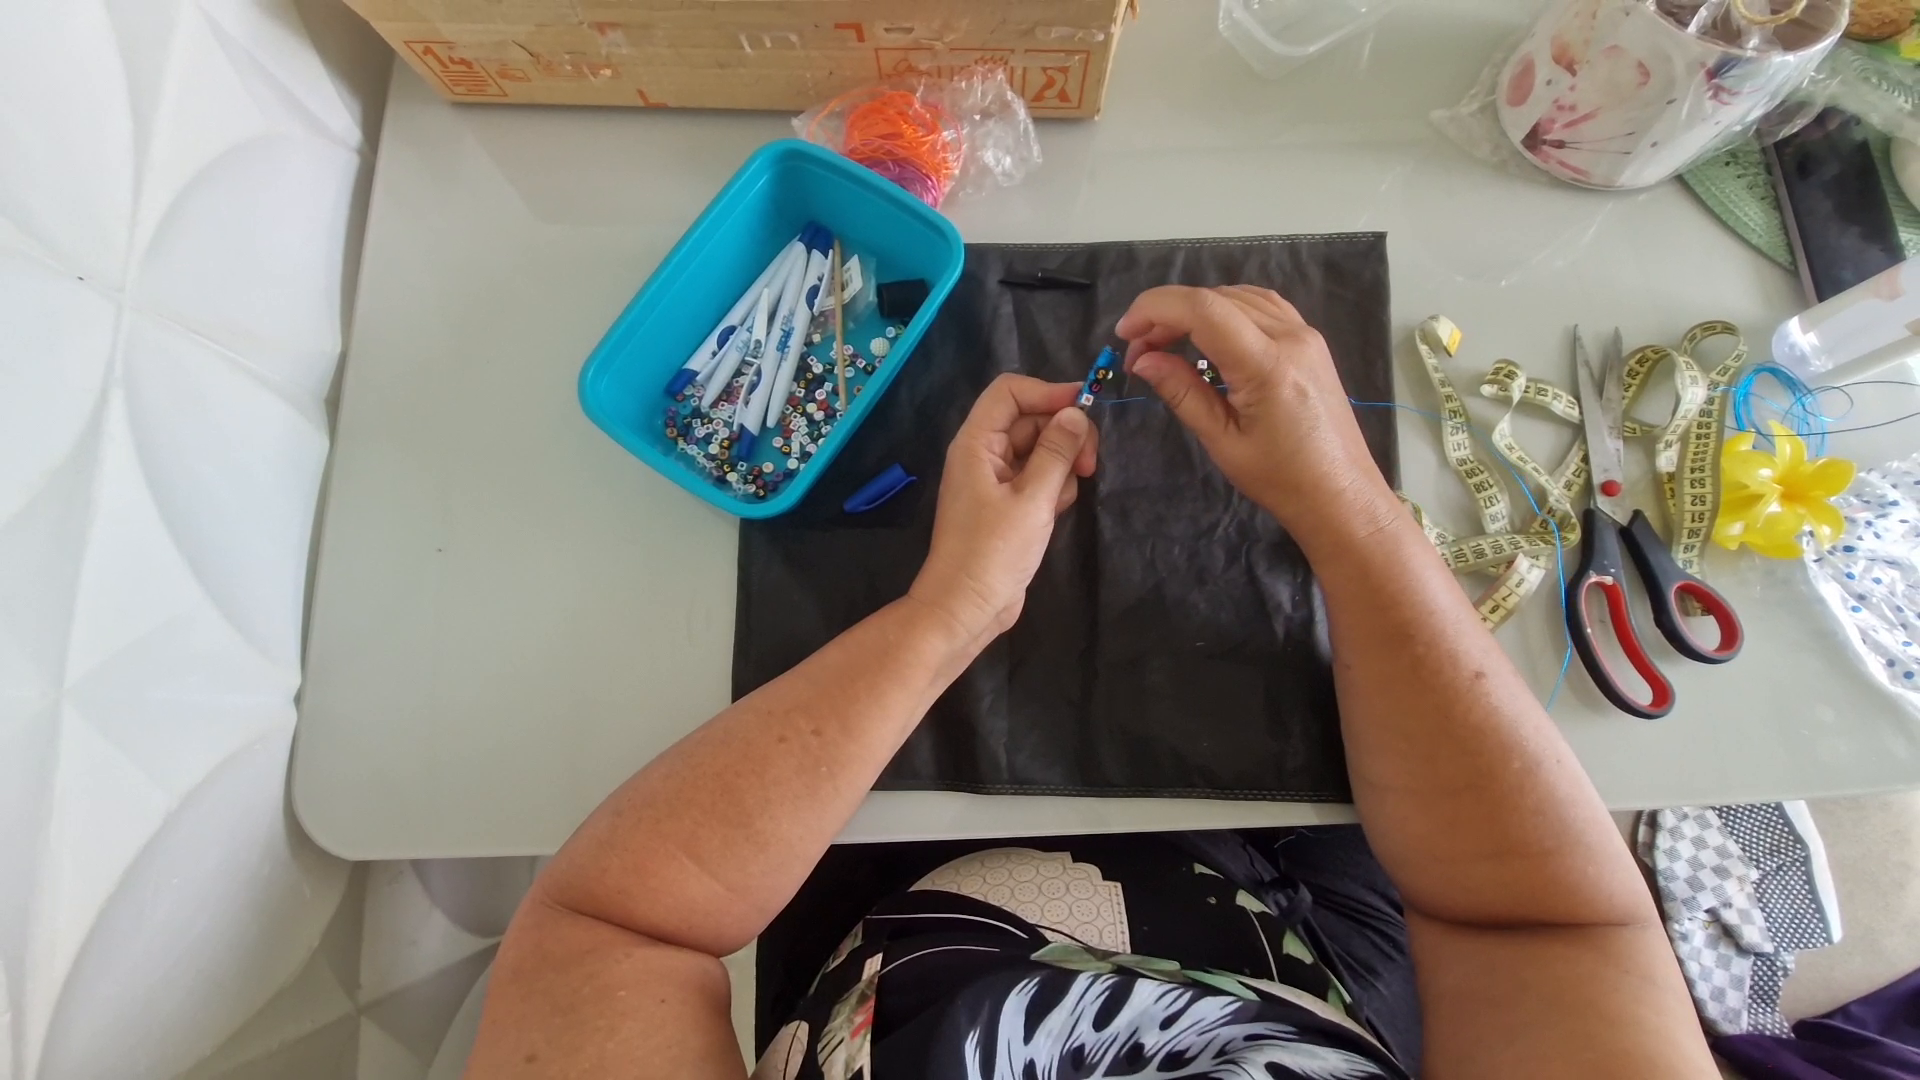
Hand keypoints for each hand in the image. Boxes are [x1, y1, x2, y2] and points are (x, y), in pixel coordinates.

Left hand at [909, 375, 1098, 639]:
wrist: (966, 607)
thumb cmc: (993, 552)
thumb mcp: (1033, 499)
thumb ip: (1056, 451)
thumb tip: (1075, 411)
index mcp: (976, 443)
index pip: (1010, 392)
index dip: (1049, 392)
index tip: (1087, 408)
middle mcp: (983, 454)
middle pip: (1030, 419)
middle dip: (1064, 434)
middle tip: (1090, 465)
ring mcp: (994, 480)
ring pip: (1039, 450)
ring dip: (1061, 466)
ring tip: (1063, 499)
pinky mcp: (1007, 504)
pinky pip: (1037, 478)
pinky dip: (1053, 488)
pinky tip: (1056, 512)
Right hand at [1117, 285, 1396, 545]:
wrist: (1338, 492)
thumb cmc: (1279, 478)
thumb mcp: (1222, 441)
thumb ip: (1183, 393)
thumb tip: (1143, 361)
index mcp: (1267, 365)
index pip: (1203, 310)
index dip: (1155, 309)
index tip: (1124, 334)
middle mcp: (1290, 337)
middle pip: (1216, 298)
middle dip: (1167, 314)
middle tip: (1137, 352)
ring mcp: (1305, 335)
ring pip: (1237, 297)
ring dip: (1194, 310)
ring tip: (1164, 343)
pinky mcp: (1309, 342)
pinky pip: (1261, 306)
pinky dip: (1224, 310)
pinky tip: (1204, 333)